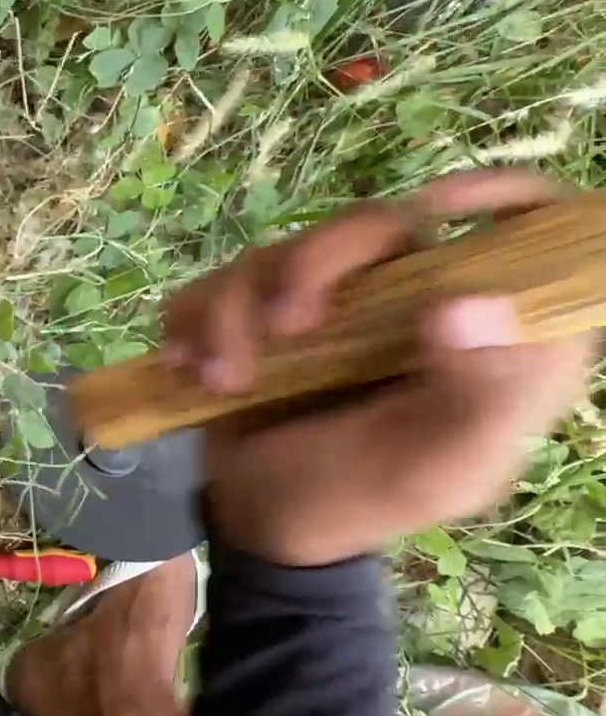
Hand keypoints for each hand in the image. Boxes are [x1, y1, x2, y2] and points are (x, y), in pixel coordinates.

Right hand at [162, 168, 596, 566]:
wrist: (260, 516)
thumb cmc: (360, 498)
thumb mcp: (437, 466)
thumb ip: (478, 394)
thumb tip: (465, 306)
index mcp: (482, 332)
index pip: (527, 234)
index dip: (503, 199)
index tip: (440, 206)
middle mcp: (401, 300)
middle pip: (368, 226)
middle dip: (309, 268)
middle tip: (284, 328)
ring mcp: (317, 304)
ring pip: (271, 255)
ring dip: (231, 315)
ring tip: (221, 379)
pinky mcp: (246, 314)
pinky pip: (208, 286)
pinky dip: (191, 326)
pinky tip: (189, 368)